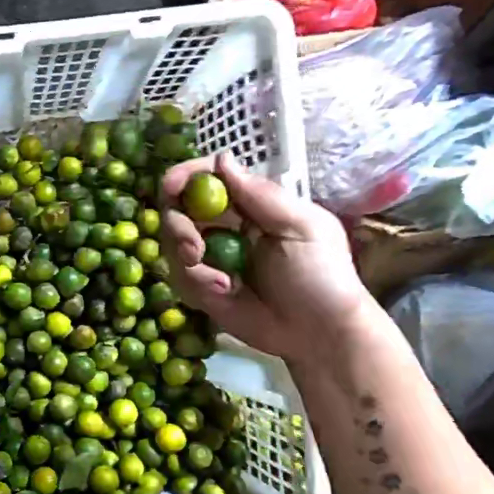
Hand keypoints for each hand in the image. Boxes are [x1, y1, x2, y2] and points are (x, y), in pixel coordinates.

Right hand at [159, 152, 373, 364]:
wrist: (320, 334)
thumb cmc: (322, 275)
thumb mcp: (302, 228)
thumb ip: (262, 195)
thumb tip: (222, 160)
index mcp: (250, 204)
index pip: (208, 177)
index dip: (184, 177)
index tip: (171, 187)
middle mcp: (225, 226)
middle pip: (178, 209)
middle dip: (178, 227)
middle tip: (194, 250)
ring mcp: (211, 257)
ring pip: (173, 245)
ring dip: (189, 262)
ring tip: (222, 283)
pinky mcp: (202, 288)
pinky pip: (179, 277)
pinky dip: (196, 284)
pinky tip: (225, 294)